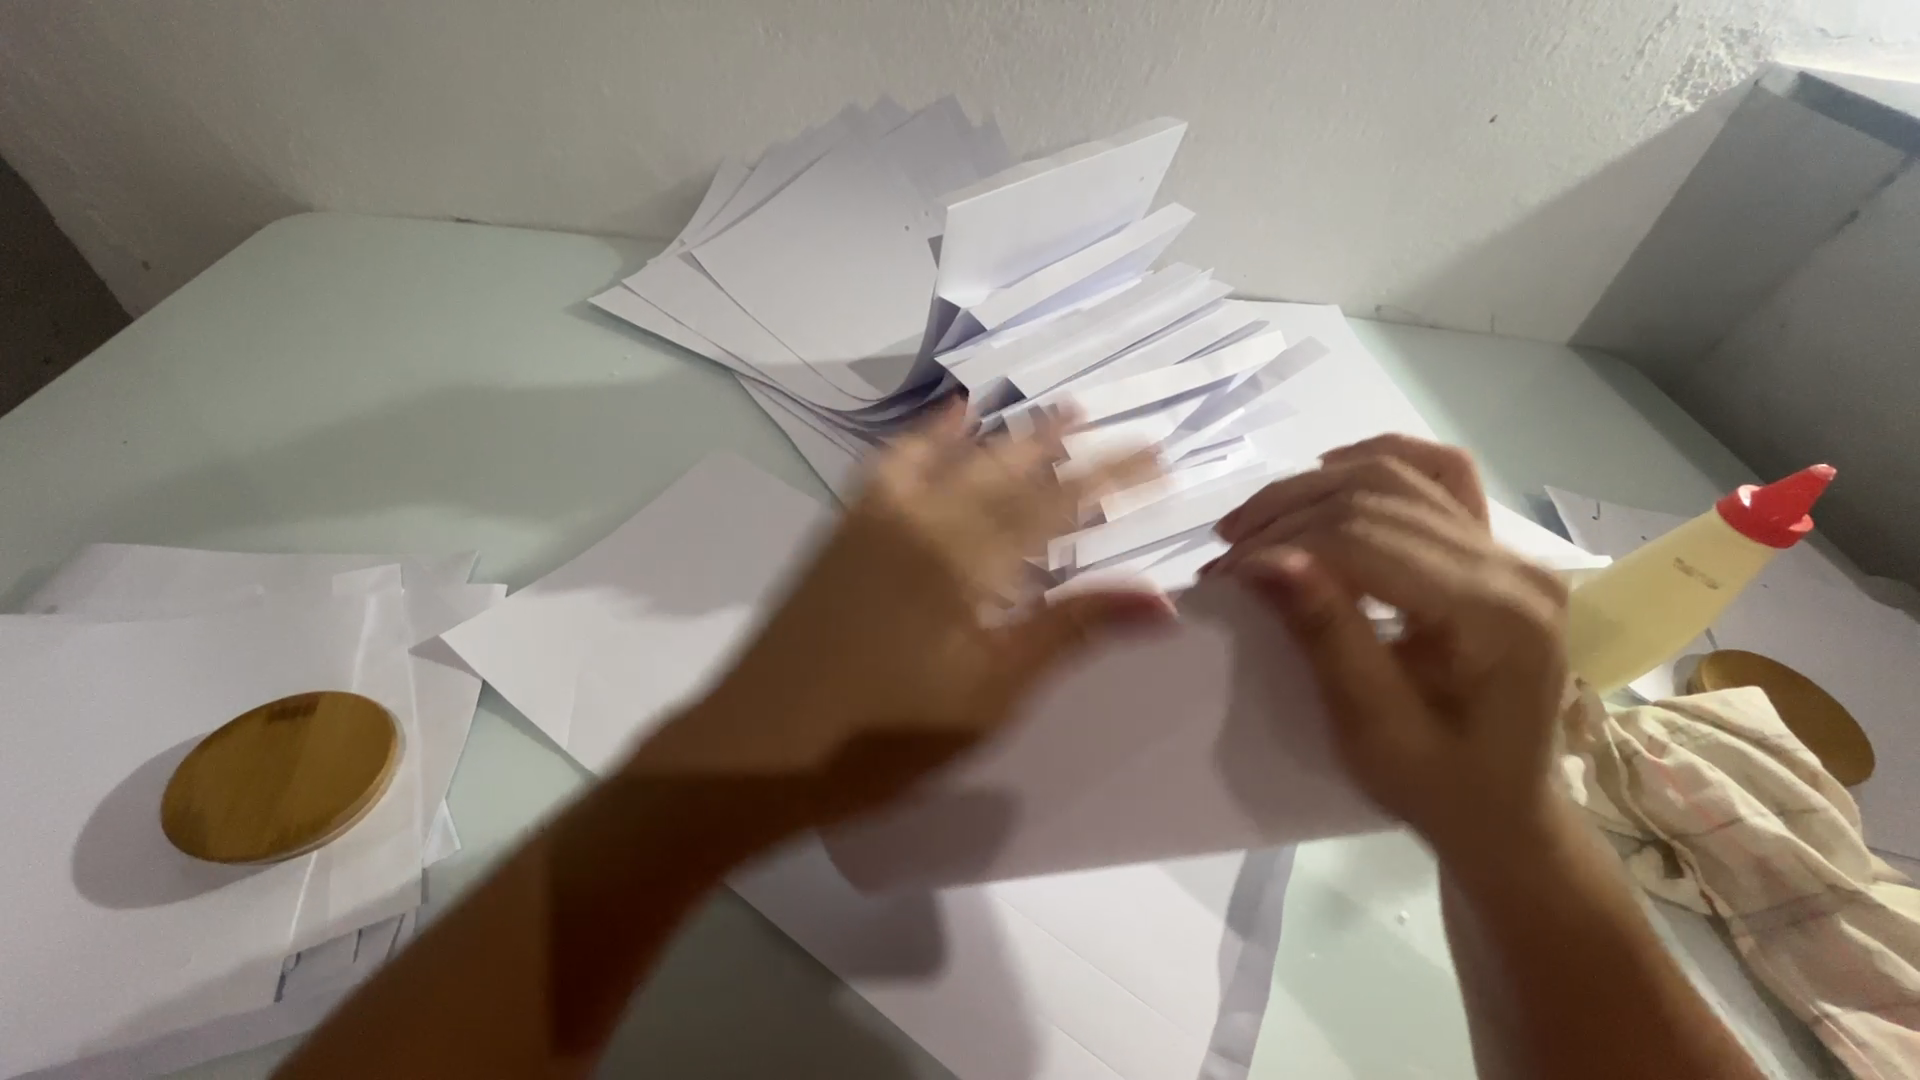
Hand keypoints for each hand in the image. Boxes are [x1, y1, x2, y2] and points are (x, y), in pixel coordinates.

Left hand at [630, 405, 1172, 851]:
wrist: (754, 751)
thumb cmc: (880, 738)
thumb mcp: (989, 694)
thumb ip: (1070, 633)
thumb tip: (1161, 598)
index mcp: (961, 555)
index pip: (1054, 503)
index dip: (1110, 480)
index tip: (1157, 458)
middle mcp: (917, 517)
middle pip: (1001, 467)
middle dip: (1055, 444)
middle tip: (1096, 416)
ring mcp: (870, 520)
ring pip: (946, 457)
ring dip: (995, 434)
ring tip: (1032, 411)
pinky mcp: (839, 534)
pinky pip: (889, 467)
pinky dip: (922, 441)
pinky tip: (937, 430)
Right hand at [1209, 436, 1568, 860]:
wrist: (1503, 810)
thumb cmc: (1439, 787)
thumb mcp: (1373, 728)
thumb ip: (1327, 636)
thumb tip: (1266, 561)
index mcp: (1497, 614)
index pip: (1369, 541)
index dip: (1286, 546)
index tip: (1223, 575)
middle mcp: (1513, 564)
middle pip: (1378, 498)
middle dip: (1287, 516)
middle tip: (1225, 555)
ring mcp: (1507, 550)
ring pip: (1396, 476)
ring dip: (1312, 488)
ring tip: (1252, 522)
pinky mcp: (1491, 549)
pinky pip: (1436, 476)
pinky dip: (1376, 464)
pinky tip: (1328, 473)